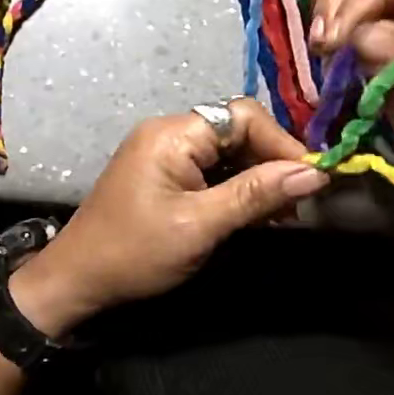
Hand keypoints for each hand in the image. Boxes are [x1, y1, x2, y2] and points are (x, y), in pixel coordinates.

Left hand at [13, 98, 328, 330]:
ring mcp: (163, 152)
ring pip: (226, 152)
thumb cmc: (136, 252)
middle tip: (298, 204)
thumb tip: (314, 172)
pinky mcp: (162, 173)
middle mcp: (168, 132)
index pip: (242, 116)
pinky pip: (209, 168)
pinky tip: (254, 214)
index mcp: (172, 134)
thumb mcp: (200, 226)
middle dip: (271, 163)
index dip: (281, 144)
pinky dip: (234, 187)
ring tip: (281, 214)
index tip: (311, 180)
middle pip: (236, 131)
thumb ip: (256, 195)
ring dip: (256, 178)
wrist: (79, 278)